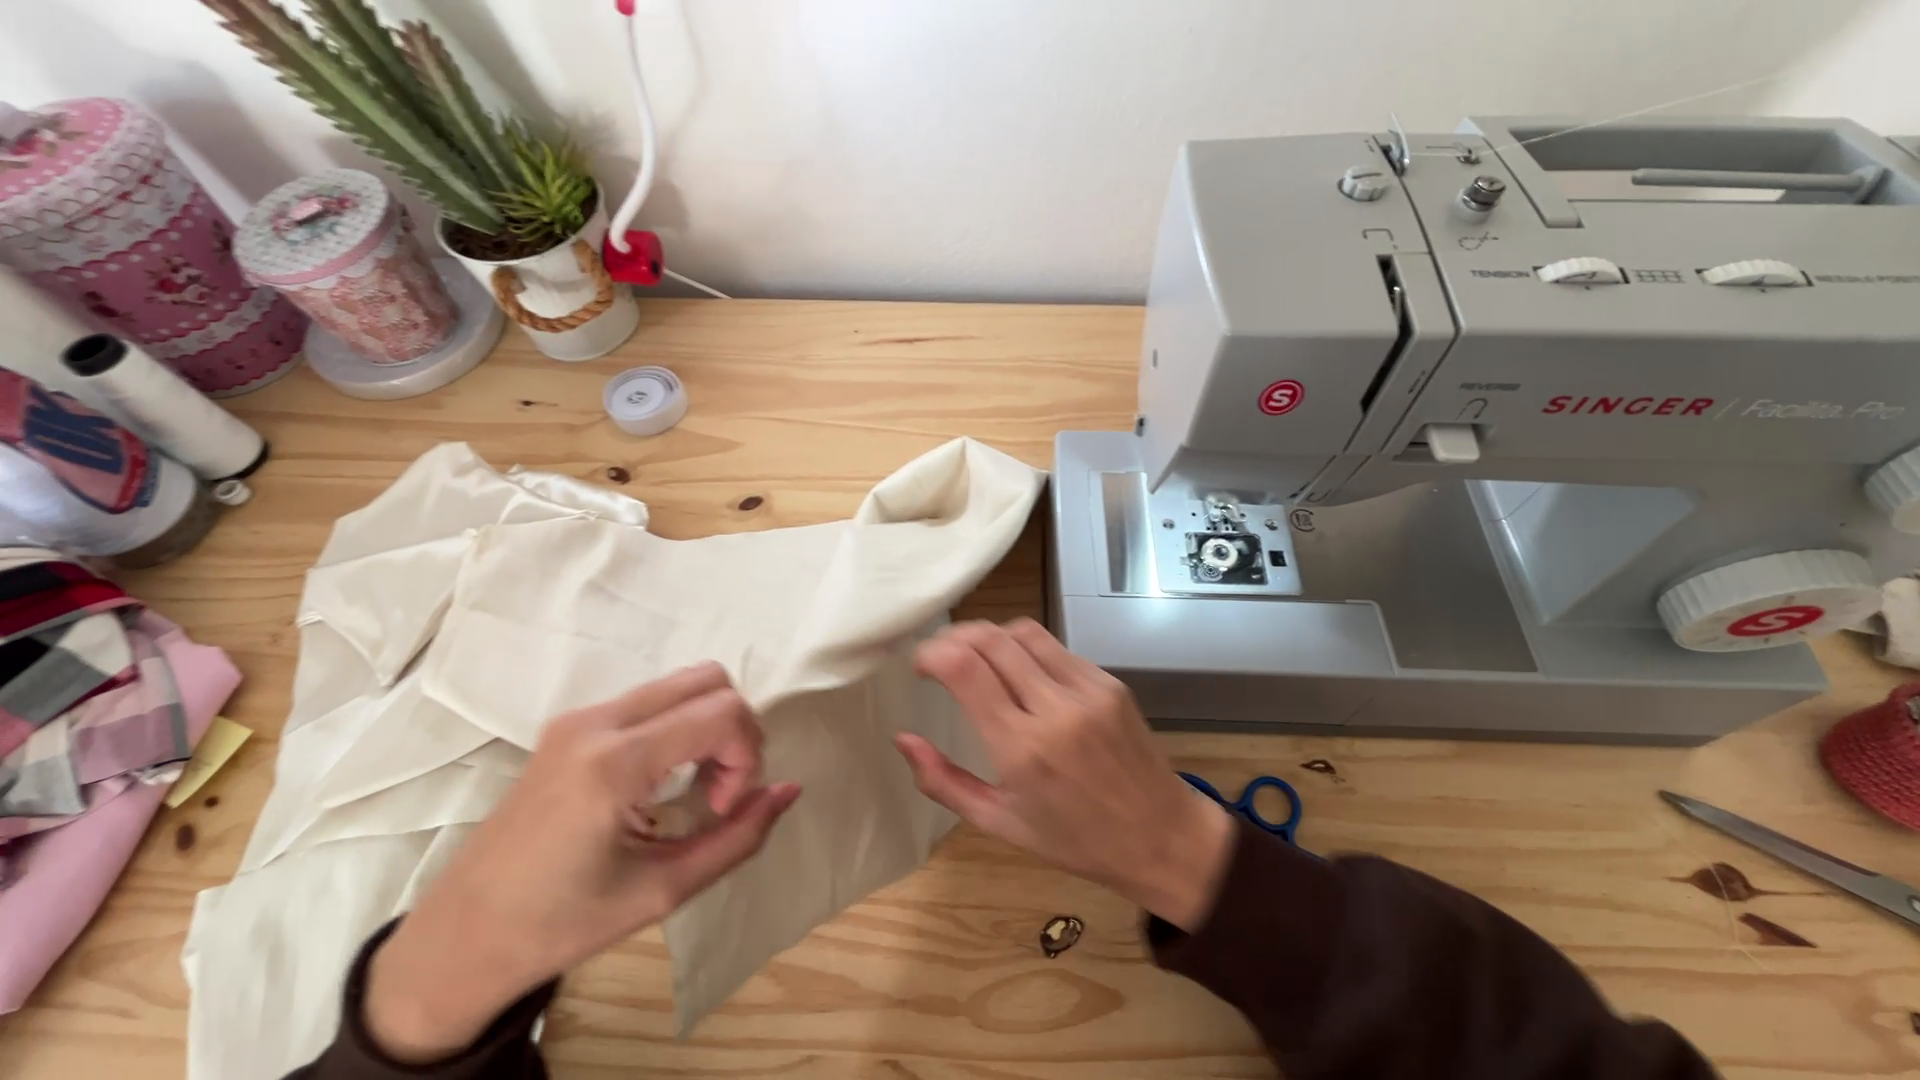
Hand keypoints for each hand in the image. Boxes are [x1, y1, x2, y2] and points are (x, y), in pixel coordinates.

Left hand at [365, 664, 799, 1062]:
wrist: (462, 936)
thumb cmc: (561, 925)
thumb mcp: (663, 892)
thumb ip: (738, 838)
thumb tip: (790, 789)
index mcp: (613, 765)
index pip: (722, 712)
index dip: (747, 756)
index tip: (725, 810)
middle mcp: (596, 723)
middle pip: (709, 679)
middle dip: (736, 731)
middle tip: (722, 793)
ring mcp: (579, 718)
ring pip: (682, 684)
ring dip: (710, 726)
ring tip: (696, 789)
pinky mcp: (571, 726)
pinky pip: (652, 701)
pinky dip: (681, 727)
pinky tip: (666, 782)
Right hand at [895, 619, 1233, 930]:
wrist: (1161, 837)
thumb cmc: (1075, 841)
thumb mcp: (1000, 823)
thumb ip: (943, 782)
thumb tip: (903, 738)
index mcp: (1022, 748)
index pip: (965, 669)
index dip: (932, 653)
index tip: (919, 665)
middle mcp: (1055, 708)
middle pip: (991, 639)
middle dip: (955, 637)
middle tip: (939, 656)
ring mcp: (1088, 689)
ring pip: (1024, 632)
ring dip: (989, 635)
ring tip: (973, 656)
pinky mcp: (1110, 682)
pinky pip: (1056, 648)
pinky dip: (1025, 649)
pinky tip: (1018, 671)